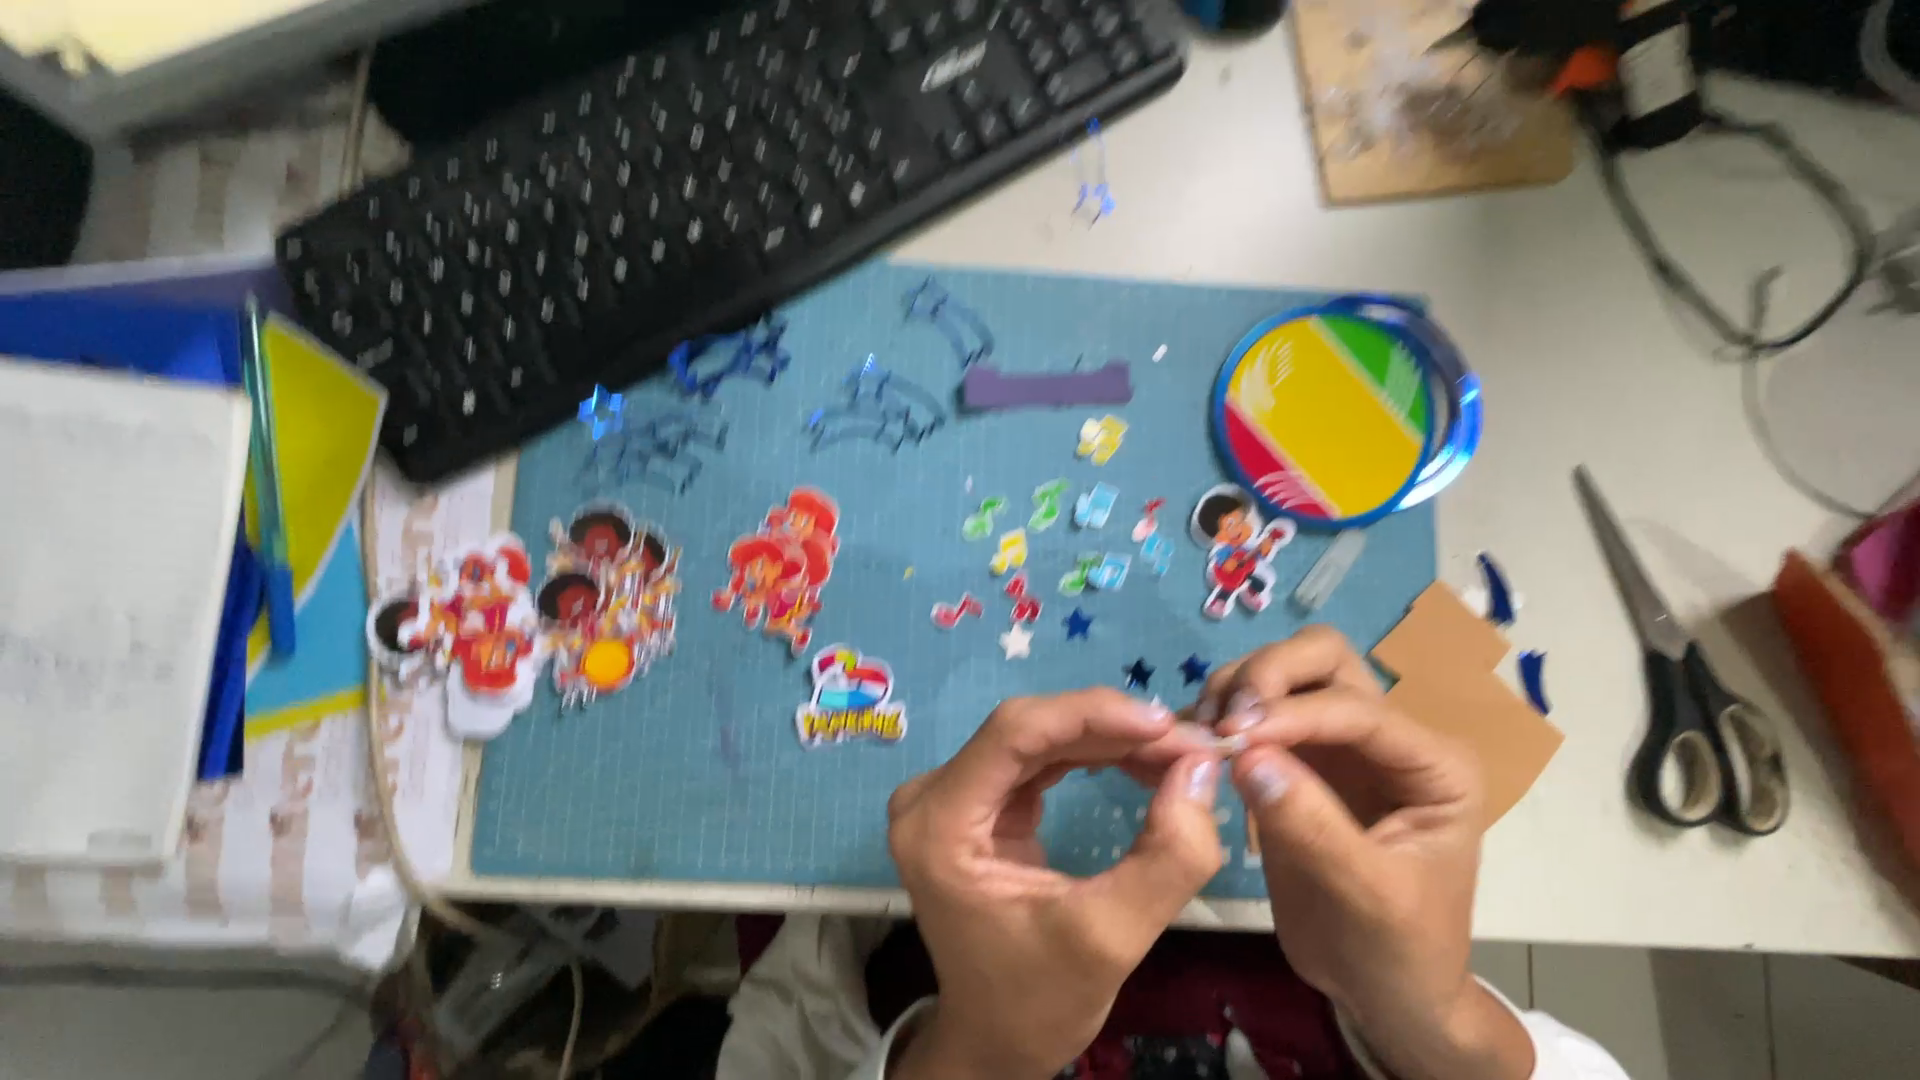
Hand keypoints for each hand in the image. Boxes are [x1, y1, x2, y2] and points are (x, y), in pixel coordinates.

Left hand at [886, 690, 1225, 1079]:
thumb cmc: (1036, 1000)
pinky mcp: (978, 800)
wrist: (994, 1038)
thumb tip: (1202, 769)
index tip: (1165, 723)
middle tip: (1189, 742)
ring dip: (1109, 738)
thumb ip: (1165, 857)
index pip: (1013, 734)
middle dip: (1112, 728)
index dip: (1090, 714)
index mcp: (939, 825)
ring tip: (1176, 752)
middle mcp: (933, 795)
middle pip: (1028, 731)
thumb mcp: (1109, 939)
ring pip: (1039, 738)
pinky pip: (1039, 758)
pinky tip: (1139, 760)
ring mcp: (952, 794)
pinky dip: (1093, 755)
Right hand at [1194, 628, 1533, 1079]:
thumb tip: (1246, 757)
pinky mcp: (1294, 758)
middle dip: (1269, 673)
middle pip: (1323, 656)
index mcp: (1431, 764)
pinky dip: (1220, 712)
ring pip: (1283, 671)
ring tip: (1204, 735)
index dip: (1292, 713)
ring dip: (1237, 687)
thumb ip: (1312, 825)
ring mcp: (1336, 742)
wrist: (1378, 989)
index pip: (1357, 708)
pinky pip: (1253, 709)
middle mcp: (1384, 736)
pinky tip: (1195, 745)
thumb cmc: (1395, 949)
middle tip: (1225, 720)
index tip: (1232, 737)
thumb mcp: (1367, 897)